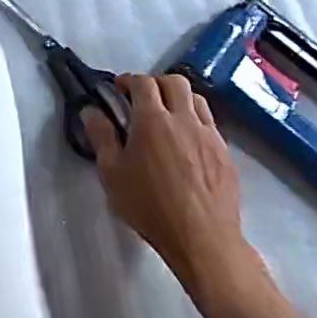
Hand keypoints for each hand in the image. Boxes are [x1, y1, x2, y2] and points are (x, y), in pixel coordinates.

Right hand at [82, 73, 250, 288]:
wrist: (202, 238)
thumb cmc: (151, 208)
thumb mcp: (113, 175)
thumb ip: (101, 138)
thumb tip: (91, 111)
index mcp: (153, 120)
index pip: (143, 83)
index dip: (129, 80)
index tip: (119, 88)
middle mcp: (184, 119)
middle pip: (174, 81)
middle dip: (157, 82)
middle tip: (144, 98)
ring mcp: (209, 134)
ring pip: (197, 98)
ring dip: (180, 98)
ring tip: (169, 115)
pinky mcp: (225, 151)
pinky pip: (211, 123)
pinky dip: (196, 121)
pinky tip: (189, 141)